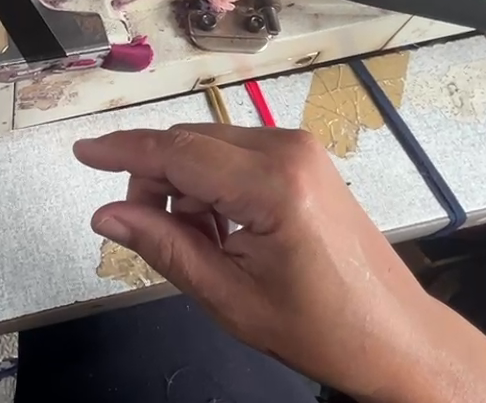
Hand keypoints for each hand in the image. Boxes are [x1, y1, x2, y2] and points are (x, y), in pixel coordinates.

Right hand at [74, 124, 485, 402]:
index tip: (83, 152)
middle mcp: (285, 148)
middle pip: (187, 144)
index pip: (176, 153)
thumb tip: (105, 216)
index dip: (123, 152)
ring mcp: (296, 146)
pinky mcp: (301, 154)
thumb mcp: (230, 299)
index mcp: (272, 184)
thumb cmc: (321, 330)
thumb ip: (162, 247)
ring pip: (205, 146)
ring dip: (183, 185)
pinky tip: (220, 226)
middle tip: (143, 230)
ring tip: (197, 242)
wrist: (402, 341)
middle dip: (154, 181)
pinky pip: (230, 152)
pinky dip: (209, 183)